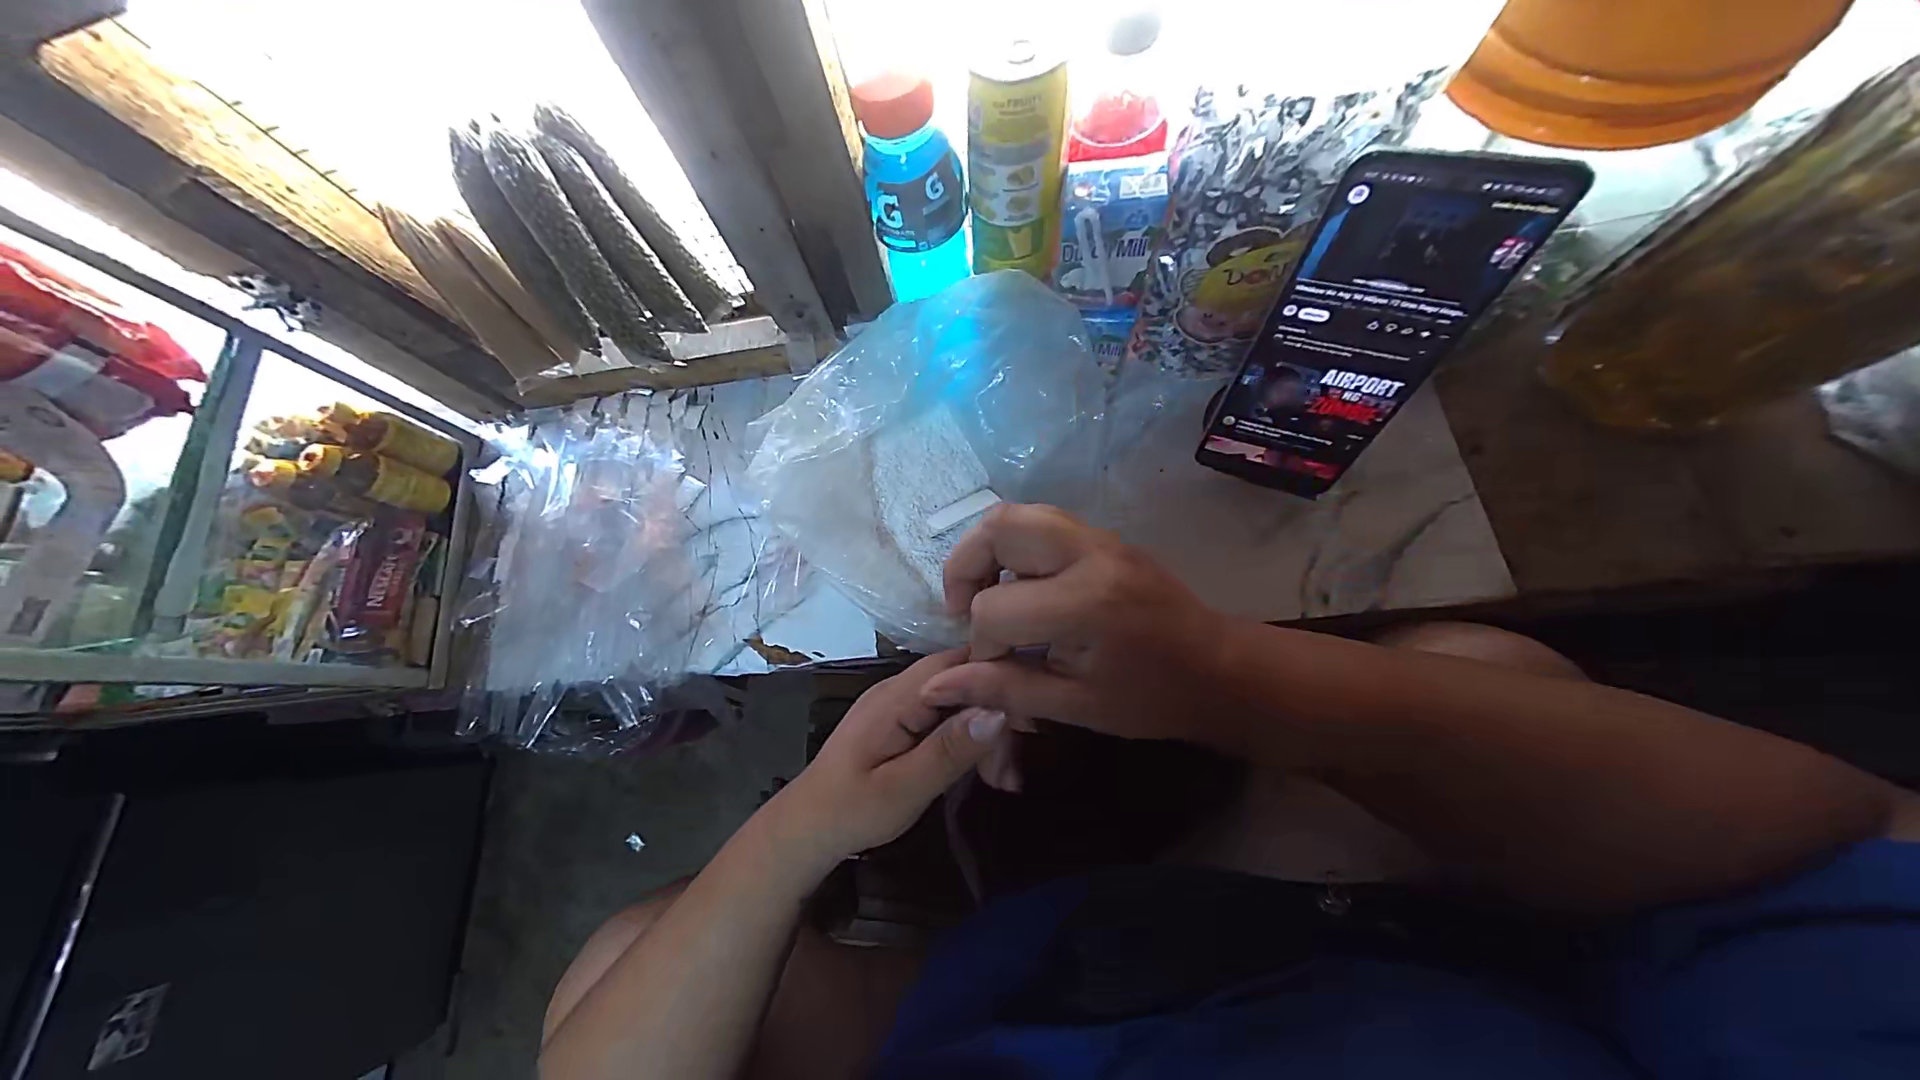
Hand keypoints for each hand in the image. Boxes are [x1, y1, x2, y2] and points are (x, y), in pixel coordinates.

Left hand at [763, 649, 1008, 865]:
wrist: (806, 829)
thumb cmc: (851, 812)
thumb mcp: (903, 789)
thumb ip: (949, 749)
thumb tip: (999, 709)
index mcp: (897, 697)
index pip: (960, 662)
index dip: (999, 680)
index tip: (1028, 722)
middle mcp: (899, 687)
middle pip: (965, 678)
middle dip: (998, 714)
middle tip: (1011, 771)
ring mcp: (901, 702)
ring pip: (961, 697)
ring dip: (988, 731)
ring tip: (1001, 781)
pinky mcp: (904, 719)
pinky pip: (948, 713)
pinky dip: (971, 737)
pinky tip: (984, 772)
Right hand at [919, 504, 1239, 743]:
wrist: (1220, 669)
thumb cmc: (1151, 698)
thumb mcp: (1074, 706)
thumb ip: (1002, 689)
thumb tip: (934, 688)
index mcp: (1084, 604)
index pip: (994, 609)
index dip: (980, 644)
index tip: (995, 668)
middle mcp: (1089, 554)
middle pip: (999, 527)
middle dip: (965, 566)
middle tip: (964, 607)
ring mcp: (1100, 537)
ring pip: (1020, 513)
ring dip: (988, 549)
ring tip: (988, 591)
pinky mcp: (1105, 536)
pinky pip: (1043, 522)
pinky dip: (1015, 546)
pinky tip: (1021, 585)